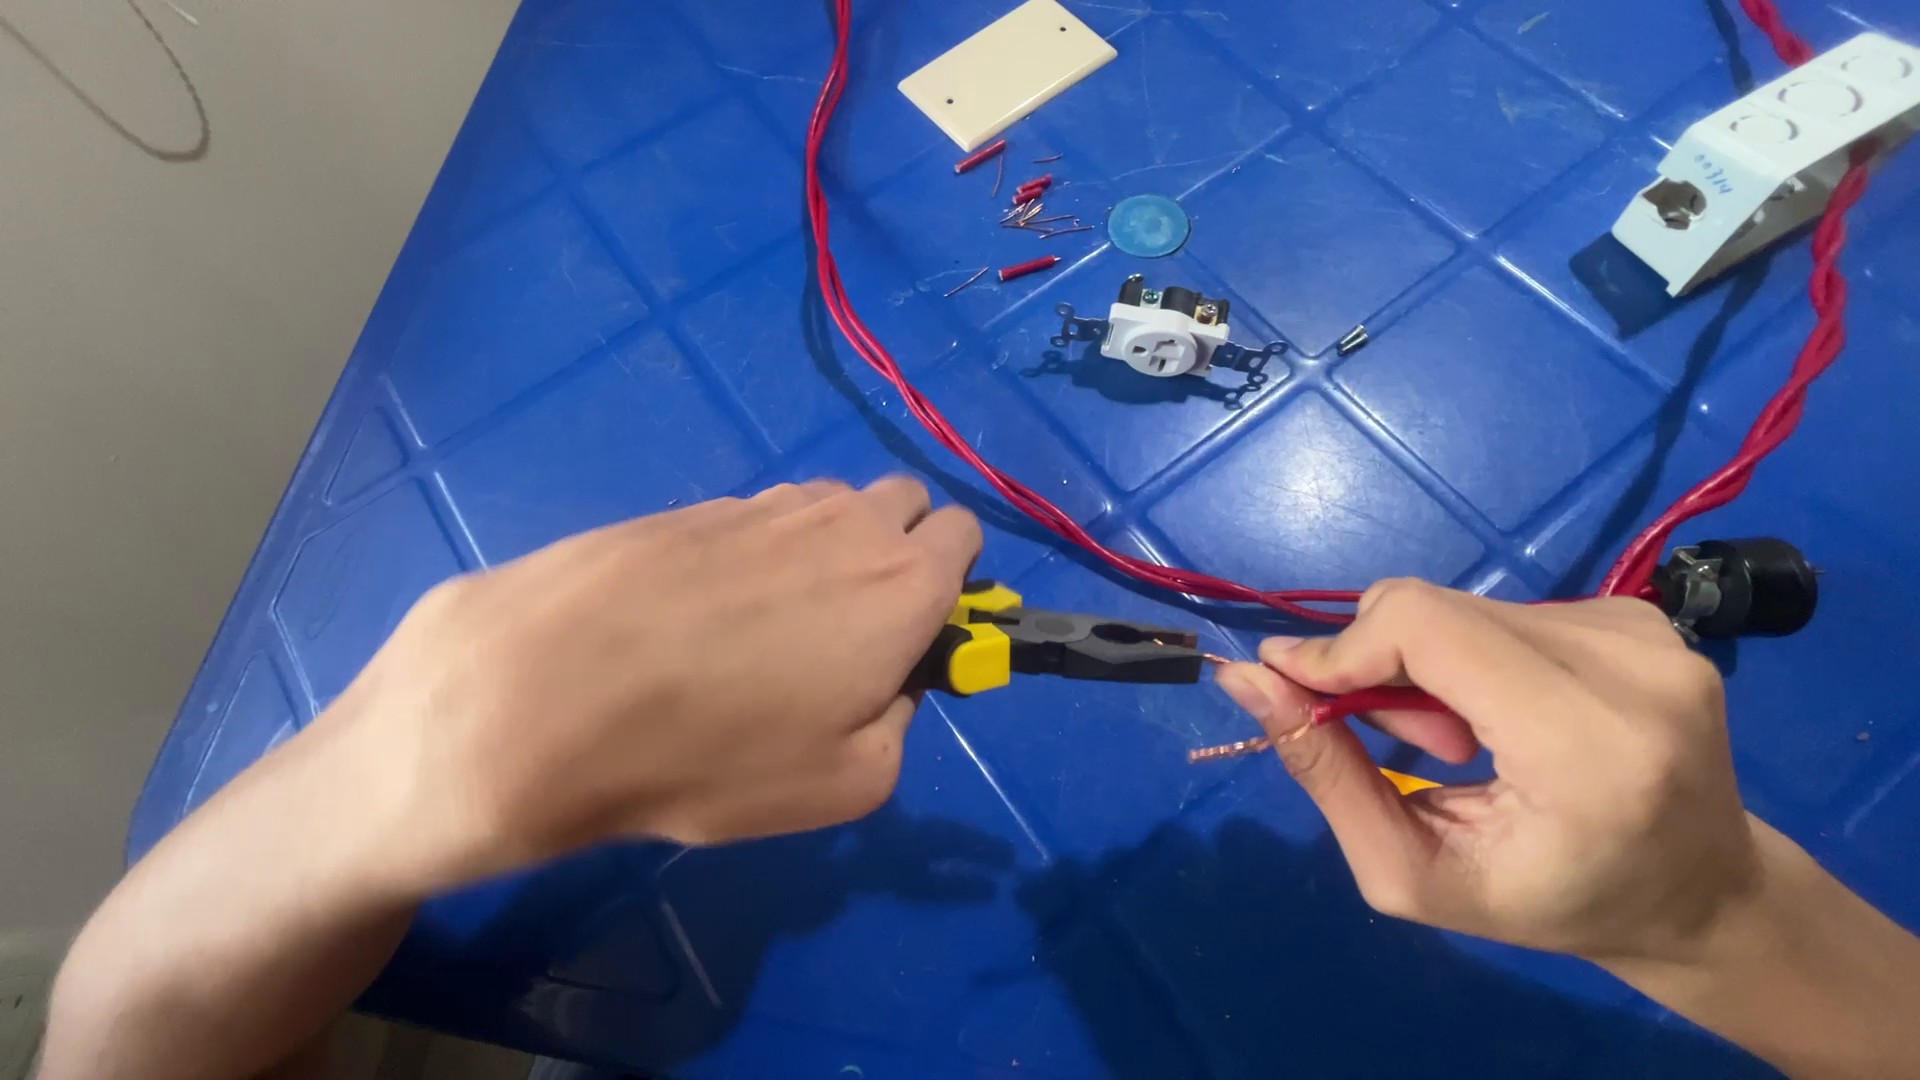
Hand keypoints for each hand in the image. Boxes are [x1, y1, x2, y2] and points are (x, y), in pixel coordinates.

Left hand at [324, 477, 980, 893]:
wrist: (546, 696)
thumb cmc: (715, 752)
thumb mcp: (848, 783)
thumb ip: (901, 721)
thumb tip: (889, 683)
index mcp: (903, 582)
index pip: (966, 536)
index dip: (952, 581)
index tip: (917, 630)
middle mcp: (846, 522)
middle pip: (907, 504)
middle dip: (901, 549)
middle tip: (852, 624)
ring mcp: (768, 504)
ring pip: (833, 505)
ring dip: (830, 547)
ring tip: (767, 621)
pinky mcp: (699, 504)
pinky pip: (761, 516)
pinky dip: (761, 550)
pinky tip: (703, 608)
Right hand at [1215, 580, 1760, 964]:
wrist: (1704, 896)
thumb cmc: (1548, 903)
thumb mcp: (1406, 869)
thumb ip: (1320, 768)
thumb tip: (1244, 677)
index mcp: (1586, 744)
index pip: (1422, 625)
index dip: (1339, 649)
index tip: (1295, 688)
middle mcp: (1628, 666)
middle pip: (1425, 607)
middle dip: (1377, 666)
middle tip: (1408, 742)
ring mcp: (1640, 631)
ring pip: (1449, 604)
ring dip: (1420, 664)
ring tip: (1462, 738)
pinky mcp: (1633, 616)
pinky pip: (1488, 607)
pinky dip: (1463, 653)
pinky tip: (1501, 711)